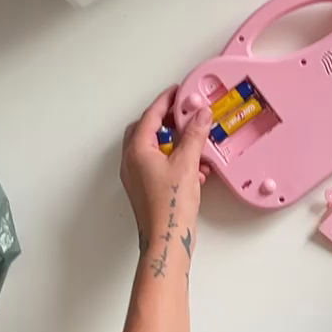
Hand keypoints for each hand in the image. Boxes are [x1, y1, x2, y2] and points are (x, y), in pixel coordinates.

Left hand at [120, 86, 208, 251]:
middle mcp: (132, 162)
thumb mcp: (187, 164)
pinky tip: (196, 167)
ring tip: (195, 142)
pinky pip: (159, 164)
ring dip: (175, 142)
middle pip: (147, 130)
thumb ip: (194, 135)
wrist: (167, 240)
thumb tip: (199, 115)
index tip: (178, 92)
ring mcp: (138, 176)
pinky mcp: (147, 189)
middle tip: (185, 114)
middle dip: (167, 121)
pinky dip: (176, 159)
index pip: (151, 116)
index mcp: (137, 151)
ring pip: (154, 148)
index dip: (166, 101)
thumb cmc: (169, 208)